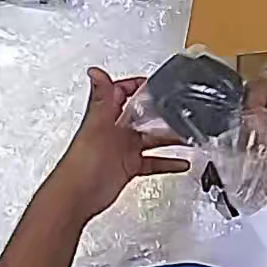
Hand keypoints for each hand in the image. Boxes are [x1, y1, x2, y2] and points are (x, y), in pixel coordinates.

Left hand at [43, 68, 189, 221]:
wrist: (78, 195)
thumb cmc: (83, 162)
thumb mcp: (97, 125)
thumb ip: (101, 98)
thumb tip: (95, 71)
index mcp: (107, 116)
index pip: (122, 93)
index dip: (138, 86)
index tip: (156, 83)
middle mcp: (116, 131)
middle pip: (143, 116)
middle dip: (162, 113)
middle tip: (181, 111)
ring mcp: (123, 149)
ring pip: (152, 139)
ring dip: (170, 137)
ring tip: (188, 134)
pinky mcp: (129, 166)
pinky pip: (153, 161)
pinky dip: (168, 162)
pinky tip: (181, 162)